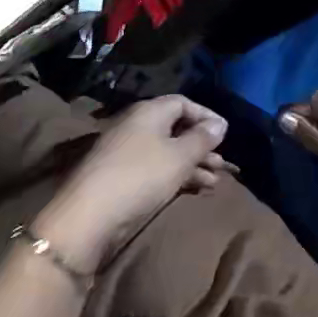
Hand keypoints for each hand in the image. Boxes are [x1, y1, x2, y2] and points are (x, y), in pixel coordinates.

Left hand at [33, 95, 232, 270]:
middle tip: (222, 164)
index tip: (226, 133)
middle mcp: (136, 125)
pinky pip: (157, 168)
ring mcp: (127, 151)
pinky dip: (177, 176)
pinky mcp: (123, 176)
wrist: (91, 214)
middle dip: (201, 145)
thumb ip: (201, 139)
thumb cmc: (141, 176)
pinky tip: (196, 190)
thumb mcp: (178, 156)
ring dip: (192, 164)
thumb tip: (219, 123)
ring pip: (167, 151)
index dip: (206, 115)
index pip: (182, 103)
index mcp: (148, 112)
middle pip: (175, 128)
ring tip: (215, 182)